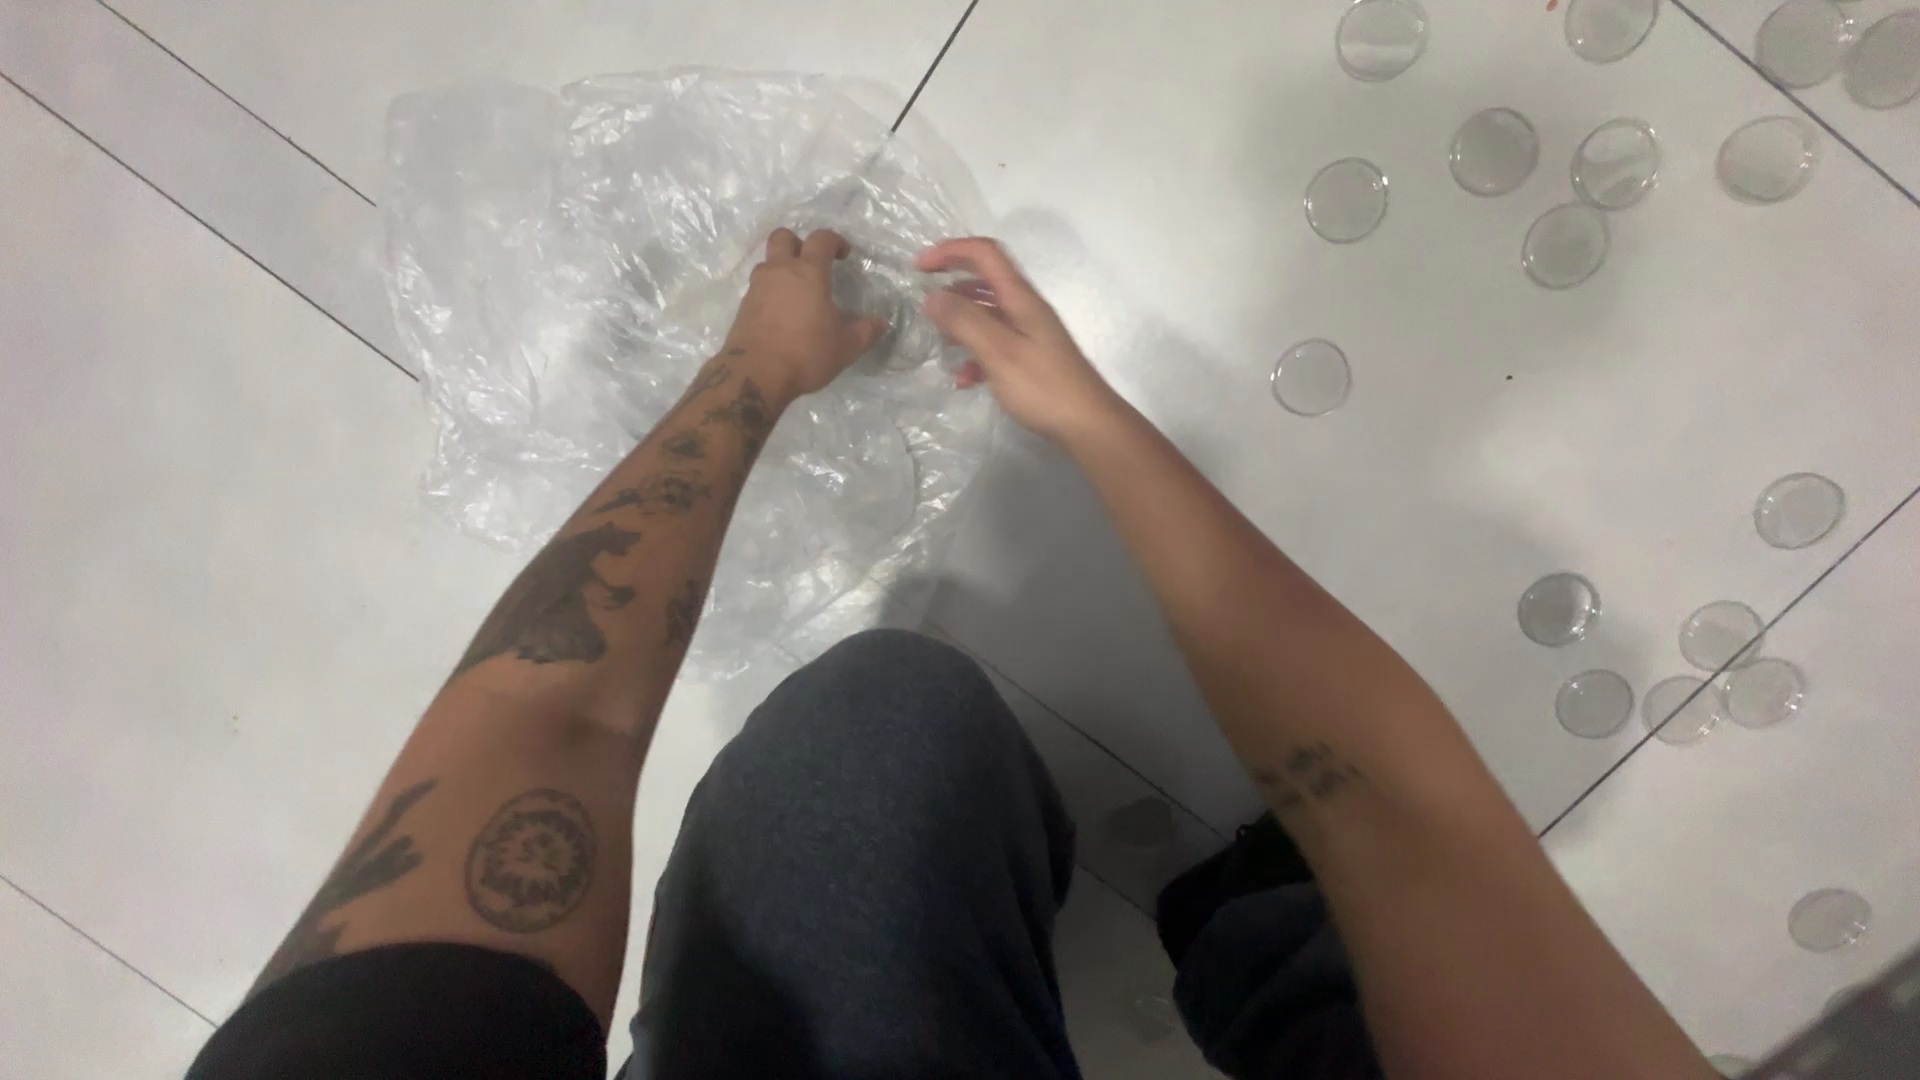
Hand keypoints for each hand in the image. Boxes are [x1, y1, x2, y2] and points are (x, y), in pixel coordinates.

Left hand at [723, 229, 887, 397]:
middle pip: (783, 237)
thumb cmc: (806, 353)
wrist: (757, 373)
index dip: (834, 241)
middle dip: (799, 243)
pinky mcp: (744, 306)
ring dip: (781, 268)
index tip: (843, 254)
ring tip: (796, 292)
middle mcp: (779, 271)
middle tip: (812, 264)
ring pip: (768, 262)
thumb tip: (881, 323)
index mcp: (808, 273)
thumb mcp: (846, 347)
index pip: (821, 239)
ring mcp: (757, 287)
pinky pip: (759, 287)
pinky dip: (771, 292)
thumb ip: (866, 331)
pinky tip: (782, 314)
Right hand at [918, 238, 1123, 443]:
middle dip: (952, 285)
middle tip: (924, 301)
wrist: (1087, 425)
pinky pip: (996, 346)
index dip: (951, 251)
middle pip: (986, 281)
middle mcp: (1026, 310)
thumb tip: (932, 296)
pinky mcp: (1030, 360)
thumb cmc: (1043, 387)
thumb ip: (965, 321)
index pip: (985, 254)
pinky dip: (976, 356)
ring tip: (939, 339)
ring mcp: (1030, 335)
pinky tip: (964, 379)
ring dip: (961, 321)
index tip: (920, 267)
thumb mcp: (999, 352)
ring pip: (989, 315)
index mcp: (1021, 298)